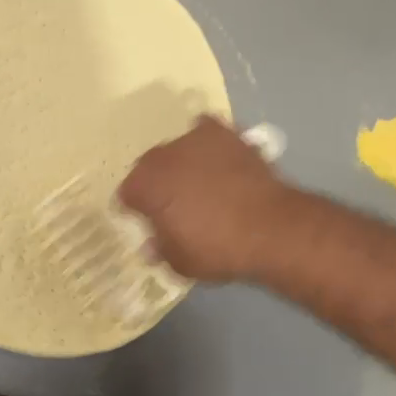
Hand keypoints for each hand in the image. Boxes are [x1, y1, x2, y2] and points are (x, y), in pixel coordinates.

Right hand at [116, 115, 295, 282]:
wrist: (269, 227)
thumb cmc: (217, 249)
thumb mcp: (180, 263)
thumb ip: (160, 248)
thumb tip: (152, 242)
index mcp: (144, 185)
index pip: (126, 194)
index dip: (137, 210)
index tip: (151, 224)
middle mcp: (162, 156)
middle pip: (150, 167)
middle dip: (159, 184)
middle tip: (177, 206)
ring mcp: (194, 139)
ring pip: (179, 149)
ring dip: (184, 164)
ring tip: (205, 185)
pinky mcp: (224, 133)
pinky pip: (207, 132)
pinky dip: (209, 144)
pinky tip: (220, 159)